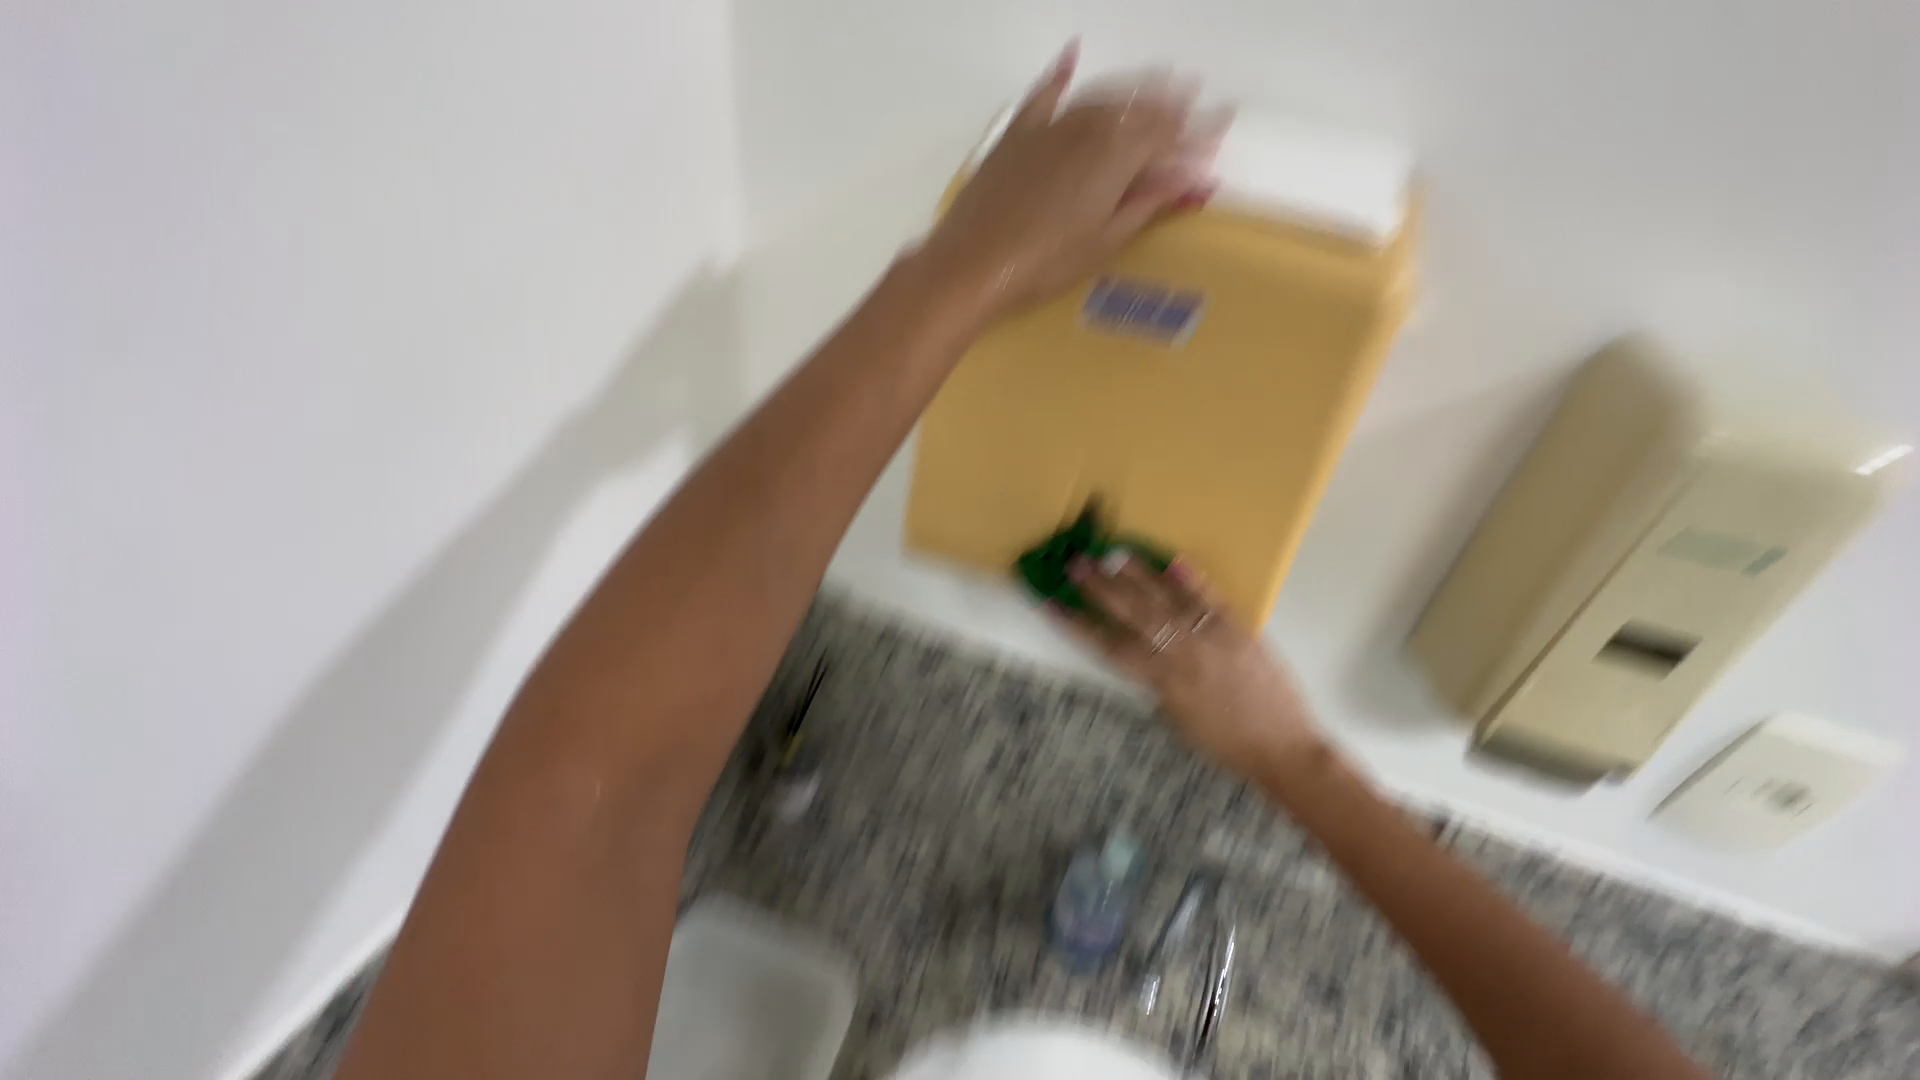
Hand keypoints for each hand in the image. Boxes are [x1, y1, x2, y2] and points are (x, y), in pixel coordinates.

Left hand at [917, 43, 1227, 318]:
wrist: (971, 264)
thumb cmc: (1044, 264)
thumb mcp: (1106, 239)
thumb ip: (1150, 202)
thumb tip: (1196, 178)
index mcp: (1117, 154)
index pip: (1169, 133)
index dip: (1198, 132)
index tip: (1223, 127)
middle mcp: (1088, 127)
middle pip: (1138, 109)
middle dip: (1171, 106)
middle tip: (1196, 104)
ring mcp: (1049, 127)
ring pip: (1101, 97)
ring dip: (1132, 90)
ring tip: (1157, 85)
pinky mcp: (1015, 135)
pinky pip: (1044, 95)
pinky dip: (1060, 76)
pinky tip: (1073, 55)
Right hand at [1054, 551, 1321, 776]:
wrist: (1283, 748)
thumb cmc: (1226, 744)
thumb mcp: (1178, 718)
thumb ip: (1160, 683)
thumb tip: (1148, 654)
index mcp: (1162, 681)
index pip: (1109, 646)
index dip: (1078, 625)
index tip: (1052, 604)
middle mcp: (1181, 654)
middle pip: (1132, 613)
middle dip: (1101, 588)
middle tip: (1077, 564)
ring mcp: (1212, 637)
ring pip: (1167, 599)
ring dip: (1137, 573)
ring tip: (1114, 552)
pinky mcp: (1240, 629)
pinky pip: (1211, 599)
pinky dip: (1191, 579)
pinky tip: (1172, 560)